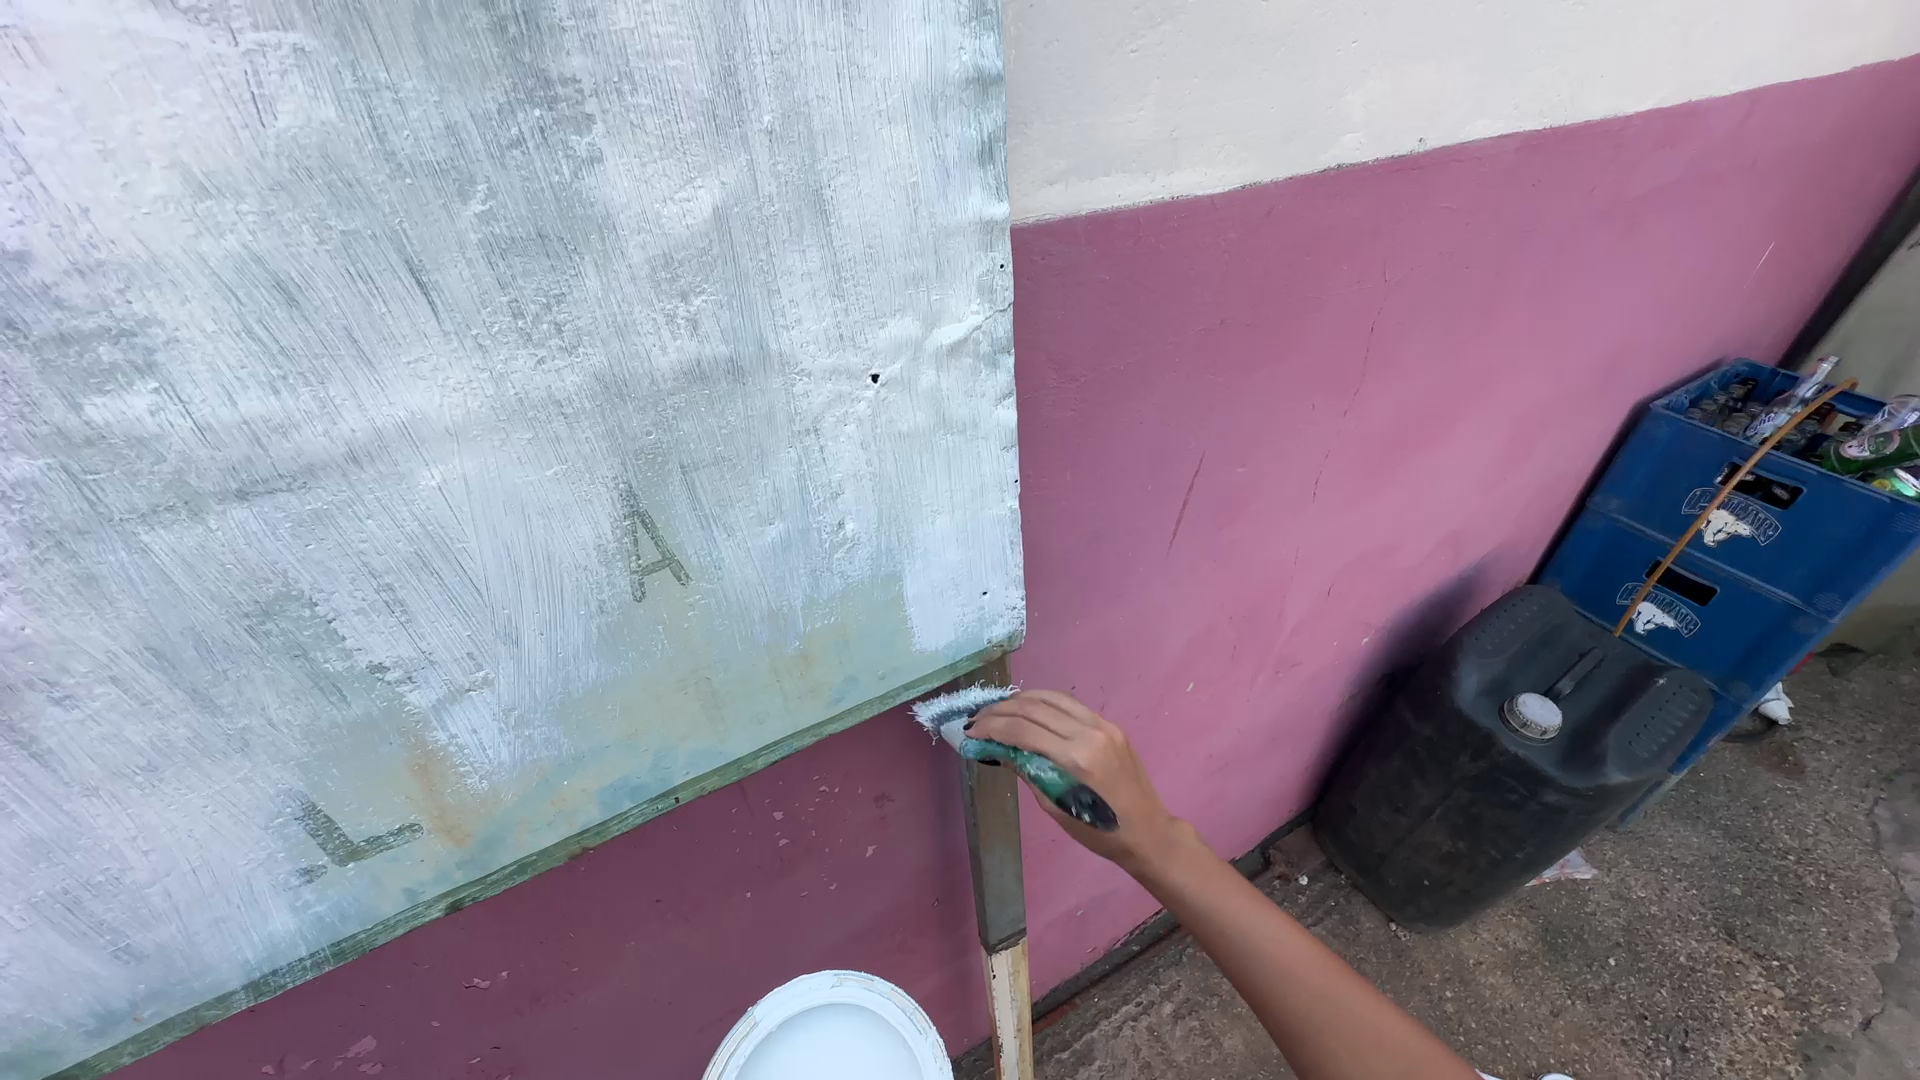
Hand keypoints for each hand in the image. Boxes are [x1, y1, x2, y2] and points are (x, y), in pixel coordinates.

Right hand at [967, 690, 1201, 875]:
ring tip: (997, 710)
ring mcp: (1103, 725)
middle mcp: (1089, 733)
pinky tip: (1028, 708)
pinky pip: (1070, 704)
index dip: (992, 728)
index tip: (971, 732)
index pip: (1023, 731)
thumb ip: (1028, 770)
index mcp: (1076, 759)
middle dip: (1000, 711)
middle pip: (1034, 708)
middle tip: (977, 719)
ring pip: (1051, 698)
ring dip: (1020, 700)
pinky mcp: (1110, 724)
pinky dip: (1044, 702)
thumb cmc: (1099, 831)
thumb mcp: (1054, 806)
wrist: (1148, 832)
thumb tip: (998, 749)